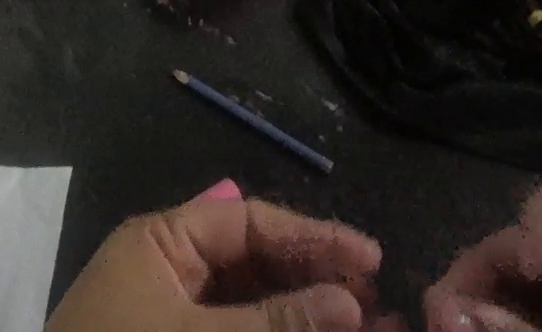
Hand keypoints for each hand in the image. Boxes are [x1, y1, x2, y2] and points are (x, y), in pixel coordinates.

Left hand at [46, 180, 388, 331]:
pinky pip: (241, 329)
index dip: (311, 235)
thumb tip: (349, 302)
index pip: (248, 221)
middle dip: (316, 278)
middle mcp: (171, 266)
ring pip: (255, 301)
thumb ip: (273, 321)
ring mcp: (175, 310)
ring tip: (370, 323)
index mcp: (162, 240)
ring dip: (306, 313)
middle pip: (256, 260)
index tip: (370, 257)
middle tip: (378, 301)